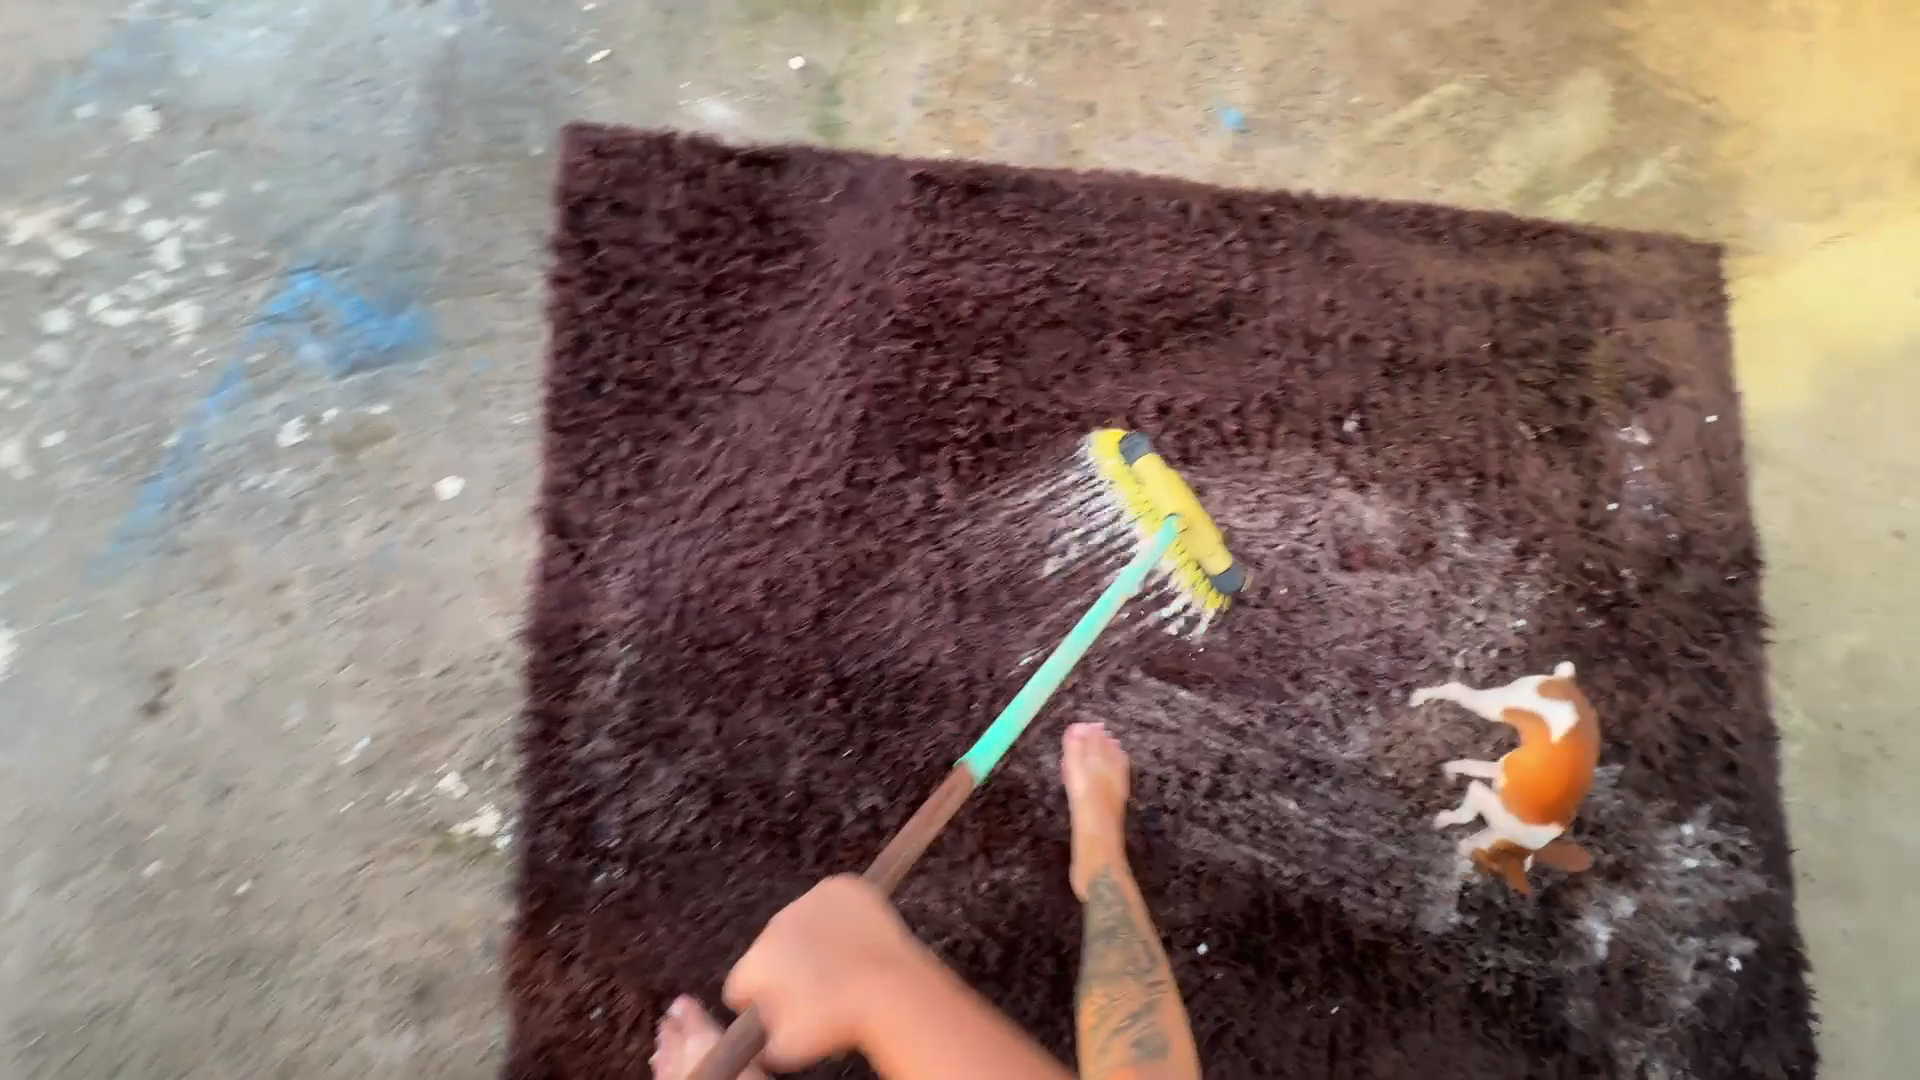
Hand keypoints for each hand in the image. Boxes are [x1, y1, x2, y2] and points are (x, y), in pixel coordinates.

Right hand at [723, 875, 926, 1069]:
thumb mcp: (785, 1049)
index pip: (741, 983)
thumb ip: (764, 1034)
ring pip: (799, 920)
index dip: (757, 999)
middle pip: (770, 947)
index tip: (776, 1007)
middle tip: (811, 984)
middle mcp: (774, 924)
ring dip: (809, 936)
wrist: (884, 987)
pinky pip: (830, 901)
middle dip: (784, 963)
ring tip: (836, 960)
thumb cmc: (835, 1020)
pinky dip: (836, 914)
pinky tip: (850, 935)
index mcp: (755, 963)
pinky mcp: (839, 885)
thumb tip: (767, 1026)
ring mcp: (809, 899)